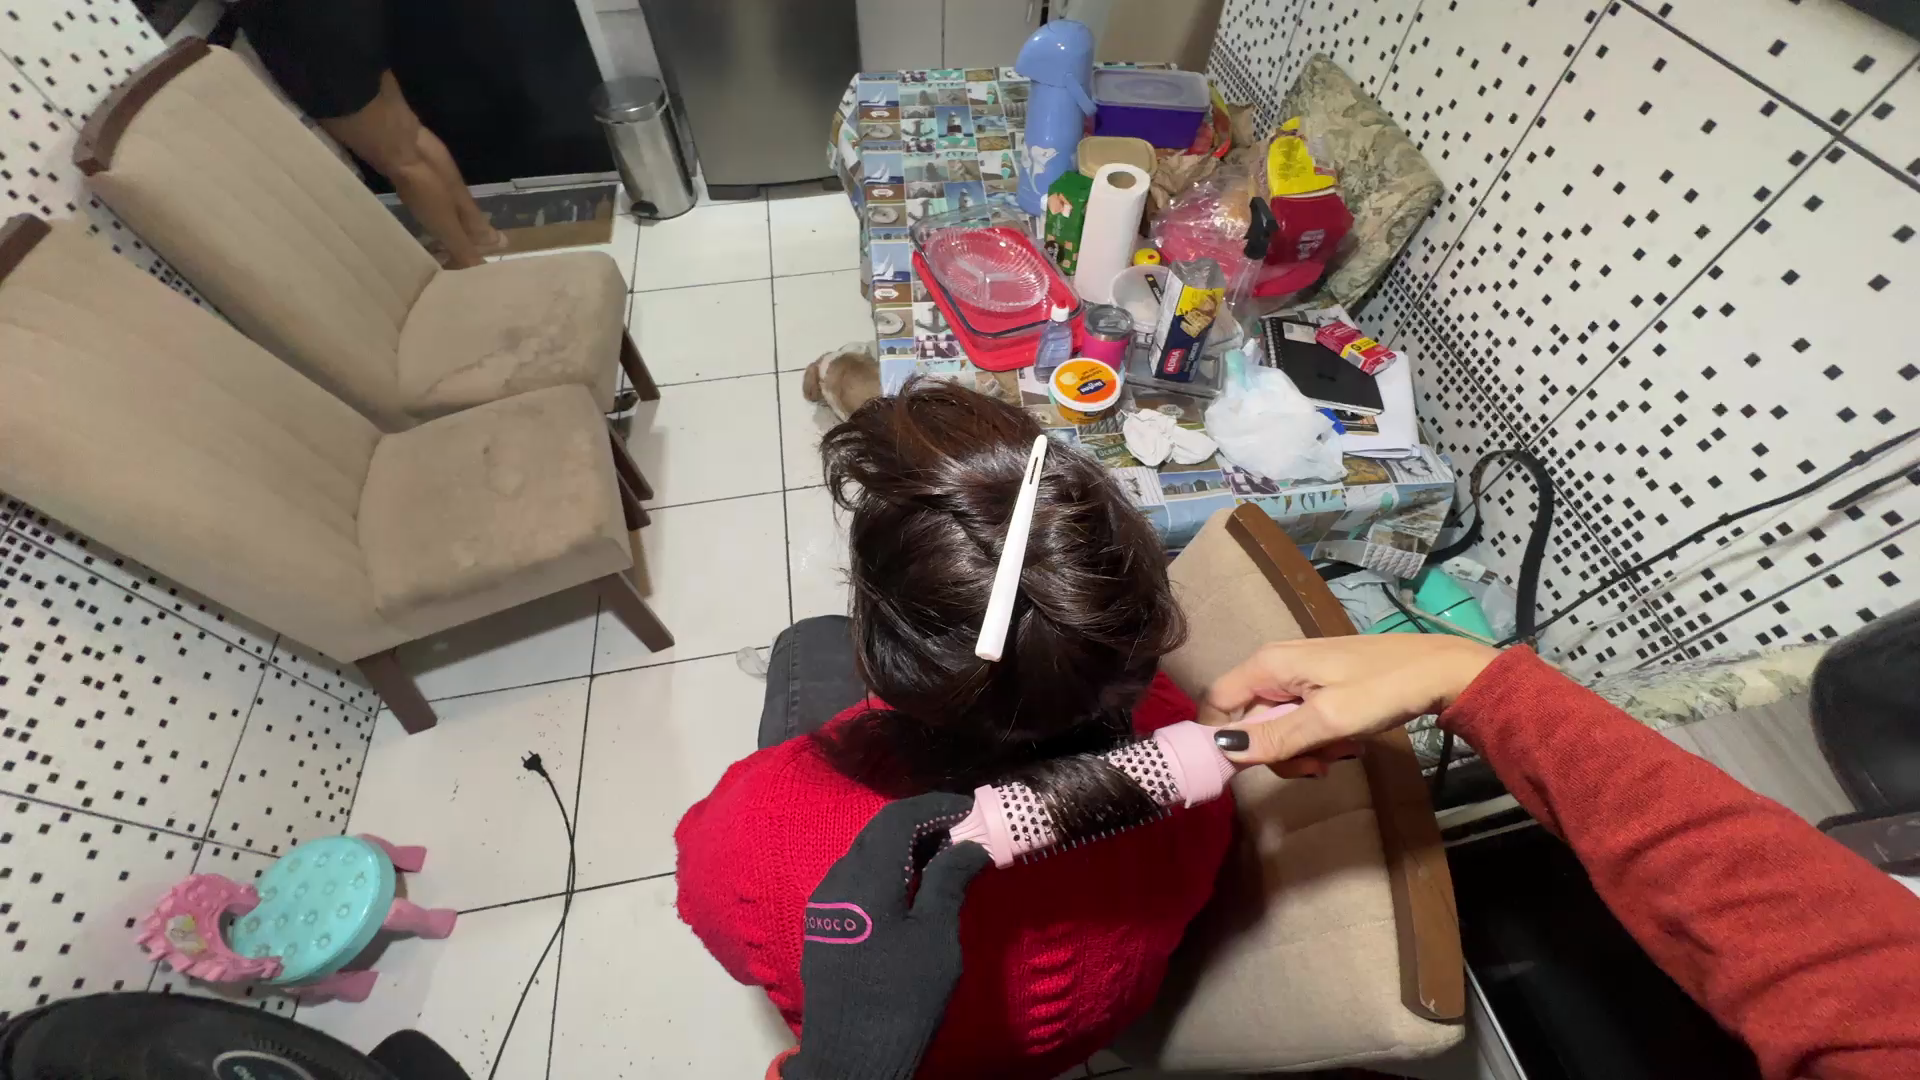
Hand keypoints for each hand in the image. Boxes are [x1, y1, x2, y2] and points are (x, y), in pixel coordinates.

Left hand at [785, 793, 992, 1079]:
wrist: (850, 1062)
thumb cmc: (901, 1000)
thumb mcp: (936, 939)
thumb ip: (949, 881)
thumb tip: (969, 845)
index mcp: (865, 880)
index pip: (898, 818)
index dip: (935, 806)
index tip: (969, 808)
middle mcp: (838, 880)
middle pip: (880, 831)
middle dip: (922, 822)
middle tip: (961, 829)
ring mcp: (826, 902)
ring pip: (867, 851)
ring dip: (904, 844)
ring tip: (943, 854)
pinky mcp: (824, 922)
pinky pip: (858, 875)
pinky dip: (888, 867)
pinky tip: (912, 884)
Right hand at [1205, 636, 1499, 768]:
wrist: (1441, 670)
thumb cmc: (1383, 690)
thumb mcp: (1328, 720)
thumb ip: (1275, 736)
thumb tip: (1224, 749)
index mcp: (1267, 665)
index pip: (1216, 701)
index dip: (1220, 736)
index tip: (1247, 769)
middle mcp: (1272, 664)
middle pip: (1247, 717)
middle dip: (1274, 749)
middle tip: (1315, 767)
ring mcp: (1294, 672)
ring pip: (1273, 721)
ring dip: (1299, 747)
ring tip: (1338, 754)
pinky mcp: (1315, 681)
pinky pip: (1296, 715)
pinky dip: (1314, 735)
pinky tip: (1344, 741)